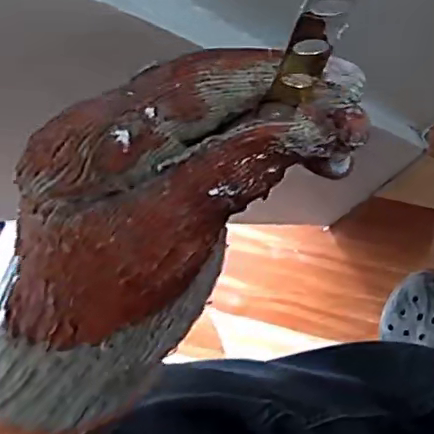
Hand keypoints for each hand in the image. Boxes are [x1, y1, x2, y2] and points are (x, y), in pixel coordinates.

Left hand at [0, 48, 367, 433]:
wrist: (81, 356)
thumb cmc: (109, 303)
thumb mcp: (170, 232)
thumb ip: (231, 168)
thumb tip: (303, 123)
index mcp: (91, 138)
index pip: (191, 85)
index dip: (267, 76)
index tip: (331, 80)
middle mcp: (112, 128)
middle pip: (217, 92)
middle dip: (291, 97)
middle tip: (351, 108)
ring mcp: (142, 149)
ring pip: (231, 115)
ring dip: (292, 121)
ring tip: (345, 137)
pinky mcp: (169, 168)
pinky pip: (230, 141)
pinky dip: (276, 144)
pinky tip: (311, 154)